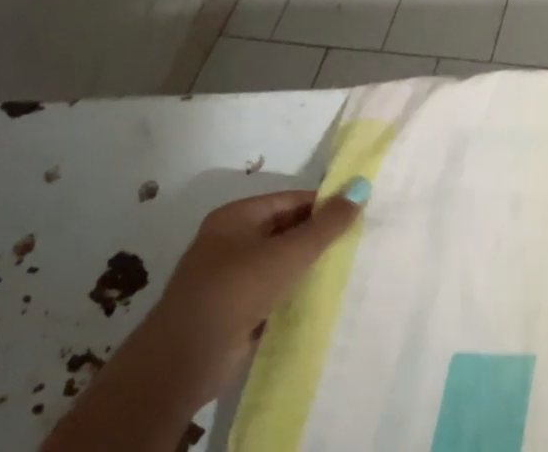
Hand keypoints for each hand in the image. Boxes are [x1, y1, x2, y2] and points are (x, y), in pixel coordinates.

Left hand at [45, 181, 369, 451]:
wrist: (185, 359)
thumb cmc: (237, 290)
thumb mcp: (290, 252)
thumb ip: (329, 223)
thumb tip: (362, 189)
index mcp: (236, 217)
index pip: (292, 200)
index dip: (326, 206)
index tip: (362, 215)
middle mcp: (230, 242)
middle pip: (287, 229)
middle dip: (321, 236)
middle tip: (361, 240)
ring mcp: (229, 277)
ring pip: (282, 262)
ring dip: (310, 266)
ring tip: (350, 266)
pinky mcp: (234, 309)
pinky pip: (274, 290)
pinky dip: (296, 291)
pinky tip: (325, 294)